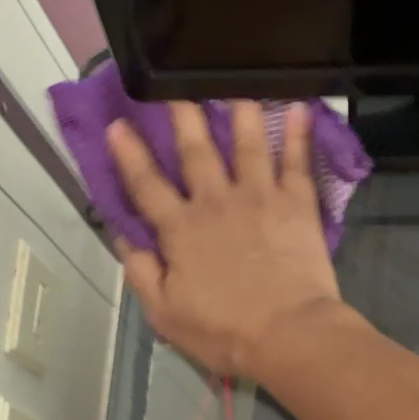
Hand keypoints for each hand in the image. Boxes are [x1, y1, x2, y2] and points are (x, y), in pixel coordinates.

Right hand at [108, 100, 347, 378]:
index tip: (118, 124)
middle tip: (175, 87)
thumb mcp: (165, 313)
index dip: (129, 154)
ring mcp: (259, 198)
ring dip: (241, 113)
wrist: (288, 333)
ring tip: (237, 86)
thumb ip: (143, 273)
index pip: (147, 185)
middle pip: (197, 152)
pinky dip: (299, 134)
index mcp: (180, 230)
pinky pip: (297, 162)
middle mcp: (216, 202)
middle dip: (183, 117)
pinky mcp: (296, 204)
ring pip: (248, 145)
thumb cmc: (223, 331)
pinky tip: (300, 108)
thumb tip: (124, 240)